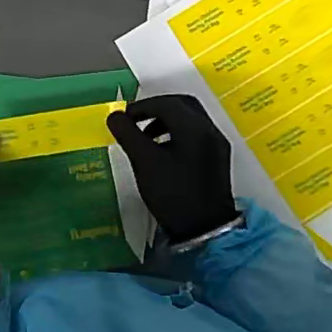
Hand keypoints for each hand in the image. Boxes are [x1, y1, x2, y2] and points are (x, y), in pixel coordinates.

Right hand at [106, 95, 239, 245]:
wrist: (204, 227)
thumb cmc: (173, 193)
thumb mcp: (145, 162)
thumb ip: (128, 135)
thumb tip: (115, 116)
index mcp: (194, 128)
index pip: (167, 103)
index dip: (141, 107)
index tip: (123, 119)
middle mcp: (209, 131)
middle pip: (182, 105)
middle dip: (156, 108)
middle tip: (135, 120)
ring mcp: (216, 145)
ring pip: (190, 119)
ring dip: (165, 120)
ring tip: (145, 136)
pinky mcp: (216, 158)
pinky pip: (194, 133)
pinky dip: (175, 132)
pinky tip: (161, 150)